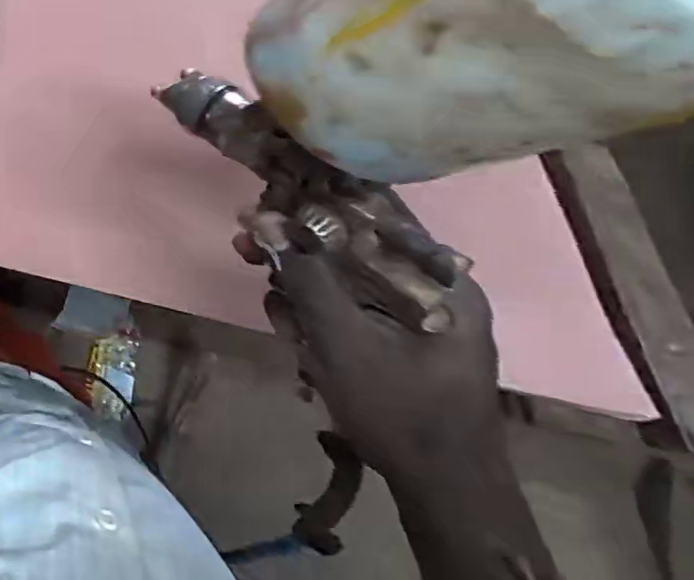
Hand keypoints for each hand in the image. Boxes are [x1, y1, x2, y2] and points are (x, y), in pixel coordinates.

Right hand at [233, 211, 502, 482]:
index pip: (372, 209)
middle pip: (350, 243)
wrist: (445, 495)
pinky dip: (318, 313)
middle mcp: (431, 282)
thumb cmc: (401, 412)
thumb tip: (263, 217)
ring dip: (301, 286)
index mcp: (438, 274)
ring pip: (344, 275)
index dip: (316, 197)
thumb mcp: (343, 340)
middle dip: (296, 249)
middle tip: (248, 248)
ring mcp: (416, 310)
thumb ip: (304, 276)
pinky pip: (349, 305)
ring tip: (275, 311)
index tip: (268, 197)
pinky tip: (294, 332)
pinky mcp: (399, 334)